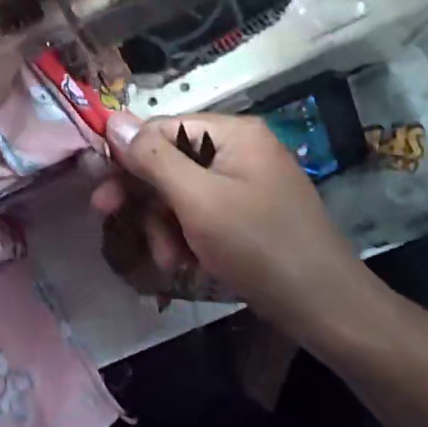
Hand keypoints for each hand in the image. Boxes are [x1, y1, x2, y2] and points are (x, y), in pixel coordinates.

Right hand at [93, 112, 365, 332]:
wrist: (326, 307)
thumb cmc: (258, 246)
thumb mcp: (198, 201)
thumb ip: (152, 159)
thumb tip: (112, 119)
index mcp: (233, 133)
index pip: (163, 128)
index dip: (127, 157)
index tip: (100, 191)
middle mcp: (240, 149)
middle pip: (171, 160)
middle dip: (147, 197)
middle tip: (110, 218)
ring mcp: (247, 182)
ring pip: (183, 192)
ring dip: (165, 225)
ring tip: (169, 260)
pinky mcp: (250, 213)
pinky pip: (204, 213)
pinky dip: (188, 236)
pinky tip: (187, 264)